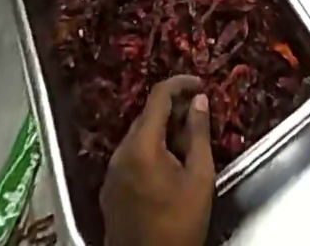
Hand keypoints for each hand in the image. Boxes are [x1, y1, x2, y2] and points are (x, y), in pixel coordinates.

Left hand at [102, 75, 214, 245]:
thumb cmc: (179, 227)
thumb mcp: (199, 179)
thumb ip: (199, 134)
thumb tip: (198, 100)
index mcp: (142, 144)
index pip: (158, 96)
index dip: (180, 83)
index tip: (199, 85)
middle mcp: (121, 150)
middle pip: (147, 116)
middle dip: (173, 111)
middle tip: (198, 119)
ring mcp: (112, 170)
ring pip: (139, 136)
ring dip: (161, 133)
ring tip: (186, 149)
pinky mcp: (110, 188)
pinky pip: (131, 156)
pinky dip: (149, 152)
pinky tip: (167, 170)